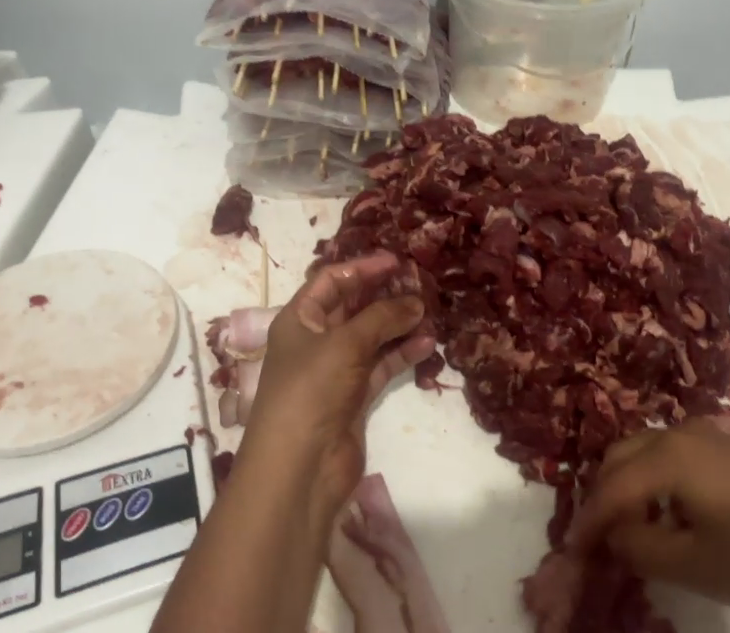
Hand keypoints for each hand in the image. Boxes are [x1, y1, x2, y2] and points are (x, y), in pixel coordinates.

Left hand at [236, 253, 435, 506]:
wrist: (299, 468)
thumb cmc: (311, 391)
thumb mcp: (345, 344)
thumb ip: (382, 317)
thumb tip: (416, 302)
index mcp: (298, 319)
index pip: (331, 281)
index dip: (362, 268)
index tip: (397, 261)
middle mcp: (315, 341)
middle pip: (353, 307)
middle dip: (385, 295)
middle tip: (421, 284)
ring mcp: (335, 371)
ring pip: (371, 337)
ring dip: (398, 324)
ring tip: (431, 312)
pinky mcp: (354, 398)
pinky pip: (381, 366)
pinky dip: (402, 354)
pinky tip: (429, 344)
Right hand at [567, 422, 729, 631]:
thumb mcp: (691, 564)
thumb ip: (638, 547)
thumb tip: (615, 534)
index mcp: (666, 456)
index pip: (609, 487)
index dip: (587, 522)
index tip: (572, 552)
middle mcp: (679, 432)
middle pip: (621, 456)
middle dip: (604, 495)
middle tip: (599, 540)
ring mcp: (708, 435)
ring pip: (646, 451)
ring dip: (629, 484)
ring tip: (633, 529)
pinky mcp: (729, 447)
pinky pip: (672, 452)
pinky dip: (656, 478)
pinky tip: (670, 513)